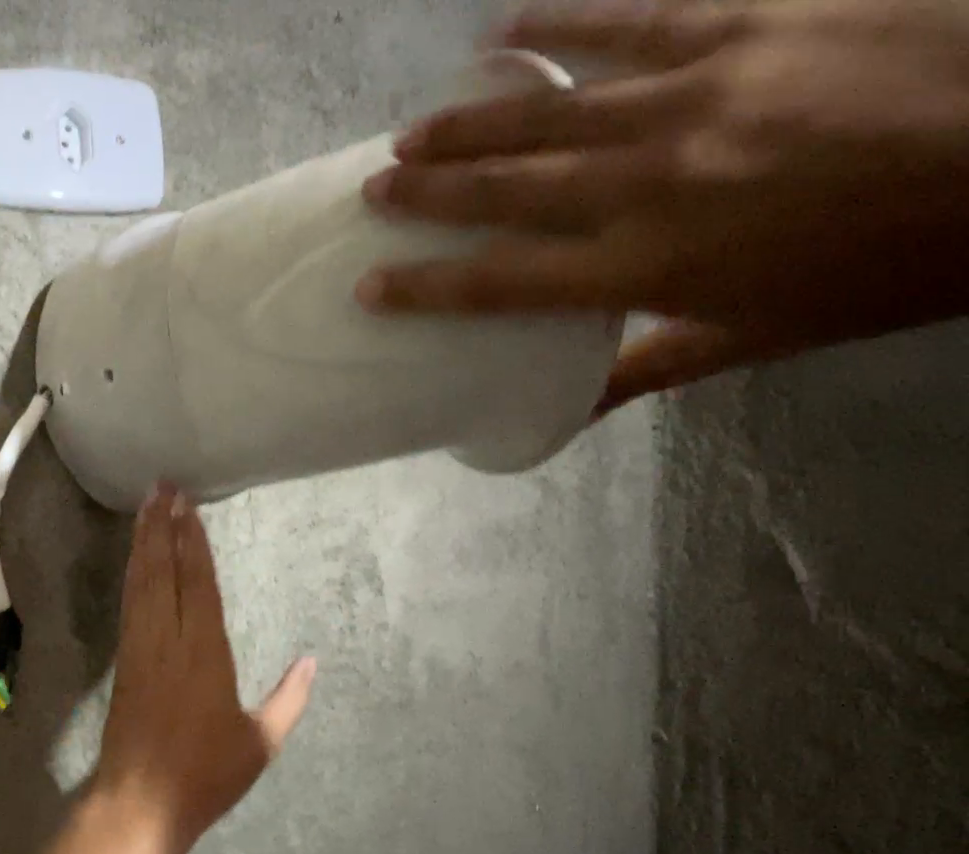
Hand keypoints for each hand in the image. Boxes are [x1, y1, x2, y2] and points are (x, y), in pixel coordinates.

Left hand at [89, 486, 315, 853]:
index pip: (198, 584)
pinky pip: (128, 607)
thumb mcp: (260, 743)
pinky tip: (133, 560)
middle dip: (161, 527)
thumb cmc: (205, 775)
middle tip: (161, 487)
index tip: (186, 507)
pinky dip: (132, 576)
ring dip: (142, 544)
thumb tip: (312, 661)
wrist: (141, 802)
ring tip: (144, 508)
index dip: (192, 542)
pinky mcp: (123, 662)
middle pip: (163, 572)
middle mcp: (169, 641)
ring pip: (140, 584)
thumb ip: (288, 699)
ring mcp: (140, 649)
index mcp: (205, 654)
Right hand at [358, 0, 968, 411]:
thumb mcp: (763, 335)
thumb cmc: (892, 263)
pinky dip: (557, 26)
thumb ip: (650, 365)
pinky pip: (627, 21)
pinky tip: (500, 31)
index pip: (499, 284)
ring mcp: (690, 97)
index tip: (368, 287)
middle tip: (372, 191)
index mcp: (646, 268)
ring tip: (409, 135)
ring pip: (542, 114)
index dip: (423, 288)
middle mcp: (646, 185)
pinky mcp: (744, 25)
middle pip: (502, 191)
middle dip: (425, 195)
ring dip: (465, 126)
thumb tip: (567, 408)